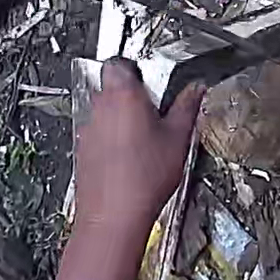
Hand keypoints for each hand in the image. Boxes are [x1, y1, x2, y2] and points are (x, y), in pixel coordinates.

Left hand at [73, 59, 204, 235]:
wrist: (114, 217)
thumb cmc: (144, 178)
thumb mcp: (178, 137)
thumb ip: (187, 106)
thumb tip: (196, 89)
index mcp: (123, 95)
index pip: (120, 62)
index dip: (135, 68)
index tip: (151, 80)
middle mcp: (100, 107)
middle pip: (113, 86)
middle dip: (133, 96)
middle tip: (155, 112)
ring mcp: (88, 128)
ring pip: (105, 111)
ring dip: (122, 117)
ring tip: (145, 138)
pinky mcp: (83, 149)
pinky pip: (99, 133)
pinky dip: (112, 138)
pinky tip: (131, 157)